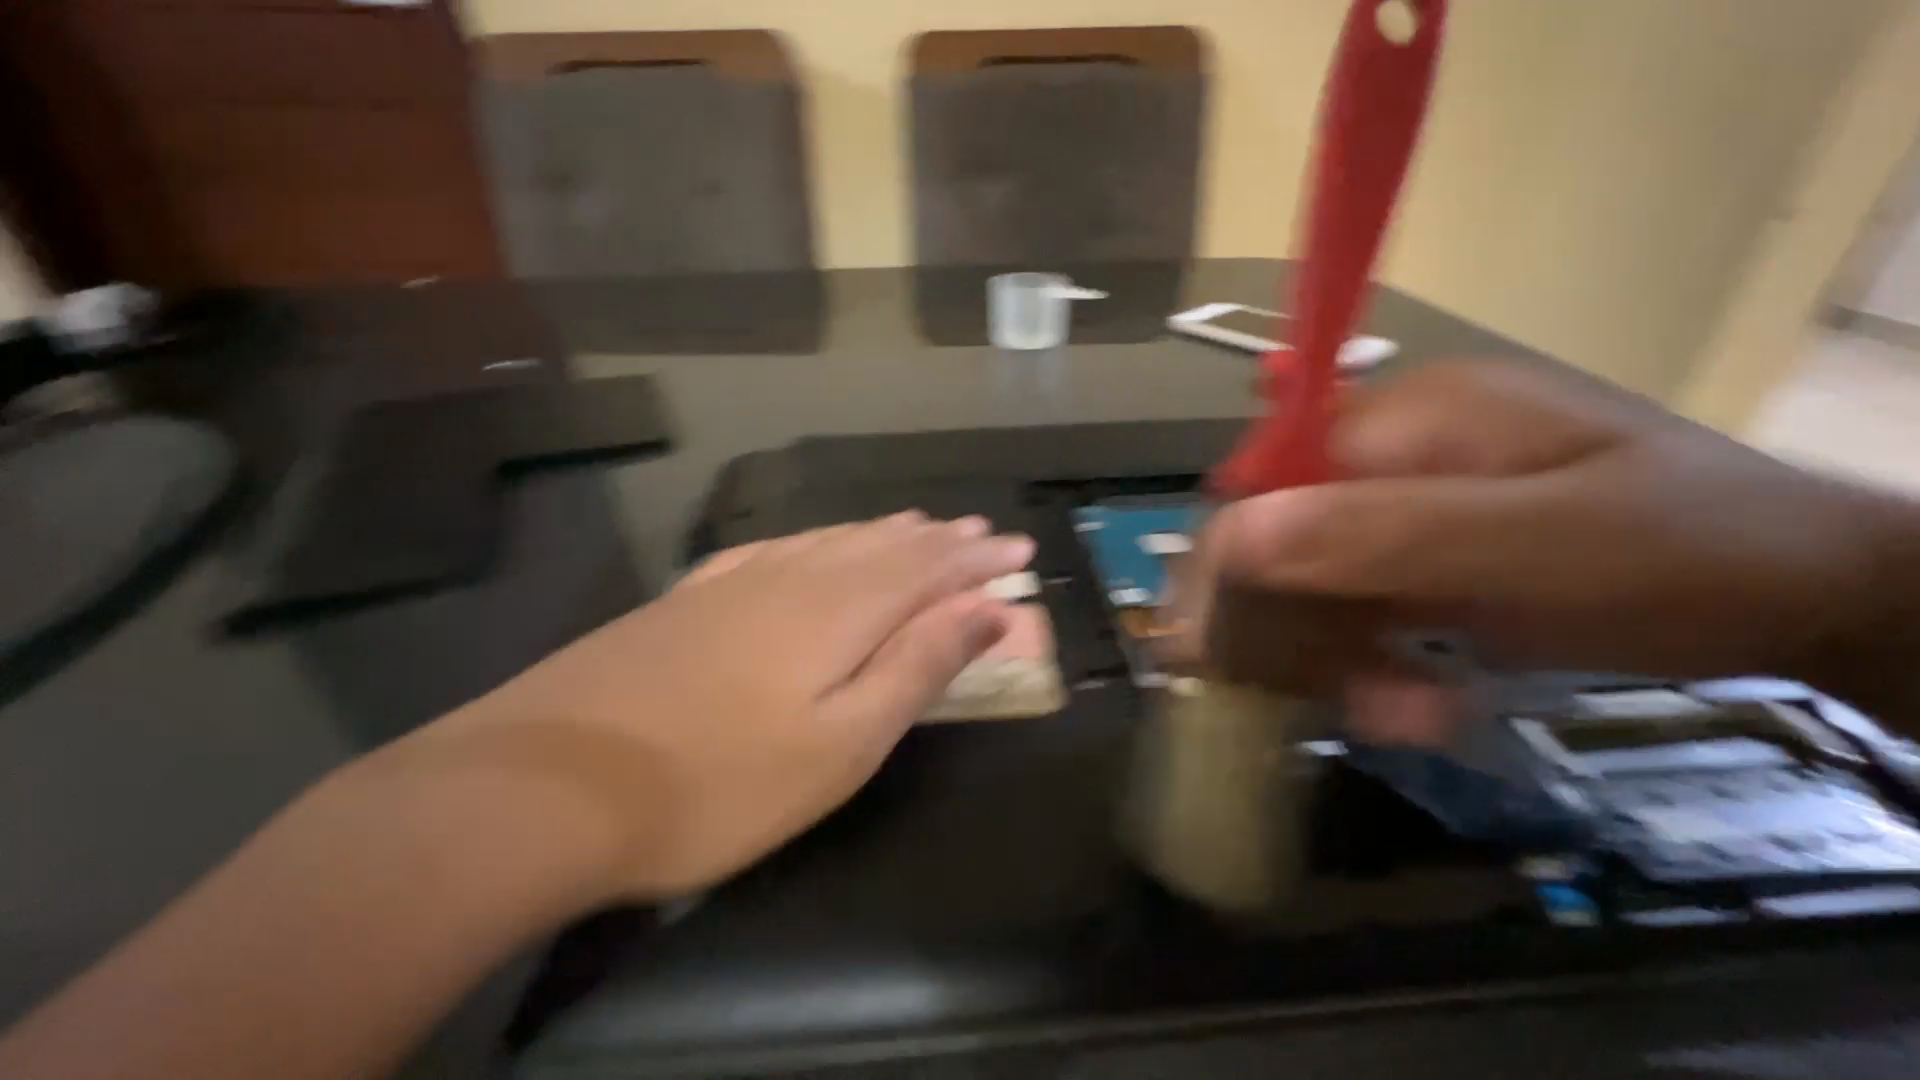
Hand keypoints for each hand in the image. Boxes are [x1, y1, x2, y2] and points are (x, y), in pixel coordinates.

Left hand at [418, 513, 1033, 899]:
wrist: (544, 788)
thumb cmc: (719, 785)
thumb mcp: (842, 743)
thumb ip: (917, 667)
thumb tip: (987, 611)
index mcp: (838, 611)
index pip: (927, 571)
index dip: (977, 565)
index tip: (1020, 554)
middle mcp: (790, 579)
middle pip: (880, 548)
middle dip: (937, 543)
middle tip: (979, 535)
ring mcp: (729, 586)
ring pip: (826, 542)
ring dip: (880, 534)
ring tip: (915, 526)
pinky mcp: (684, 603)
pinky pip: (770, 549)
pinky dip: (811, 541)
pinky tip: (809, 542)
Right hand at [1173, 358, 1914, 735]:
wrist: (1816, 597)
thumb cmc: (1687, 553)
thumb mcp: (1537, 545)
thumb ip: (1382, 535)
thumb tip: (1231, 536)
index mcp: (1400, 419)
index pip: (1260, 485)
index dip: (1223, 567)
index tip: (1206, 656)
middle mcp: (1387, 456)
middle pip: (1274, 541)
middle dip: (1288, 628)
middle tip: (1331, 698)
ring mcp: (1407, 512)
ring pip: (1308, 590)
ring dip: (1333, 659)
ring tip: (1402, 713)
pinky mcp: (1427, 562)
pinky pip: (1355, 615)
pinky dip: (1368, 667)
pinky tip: (1416, 704)